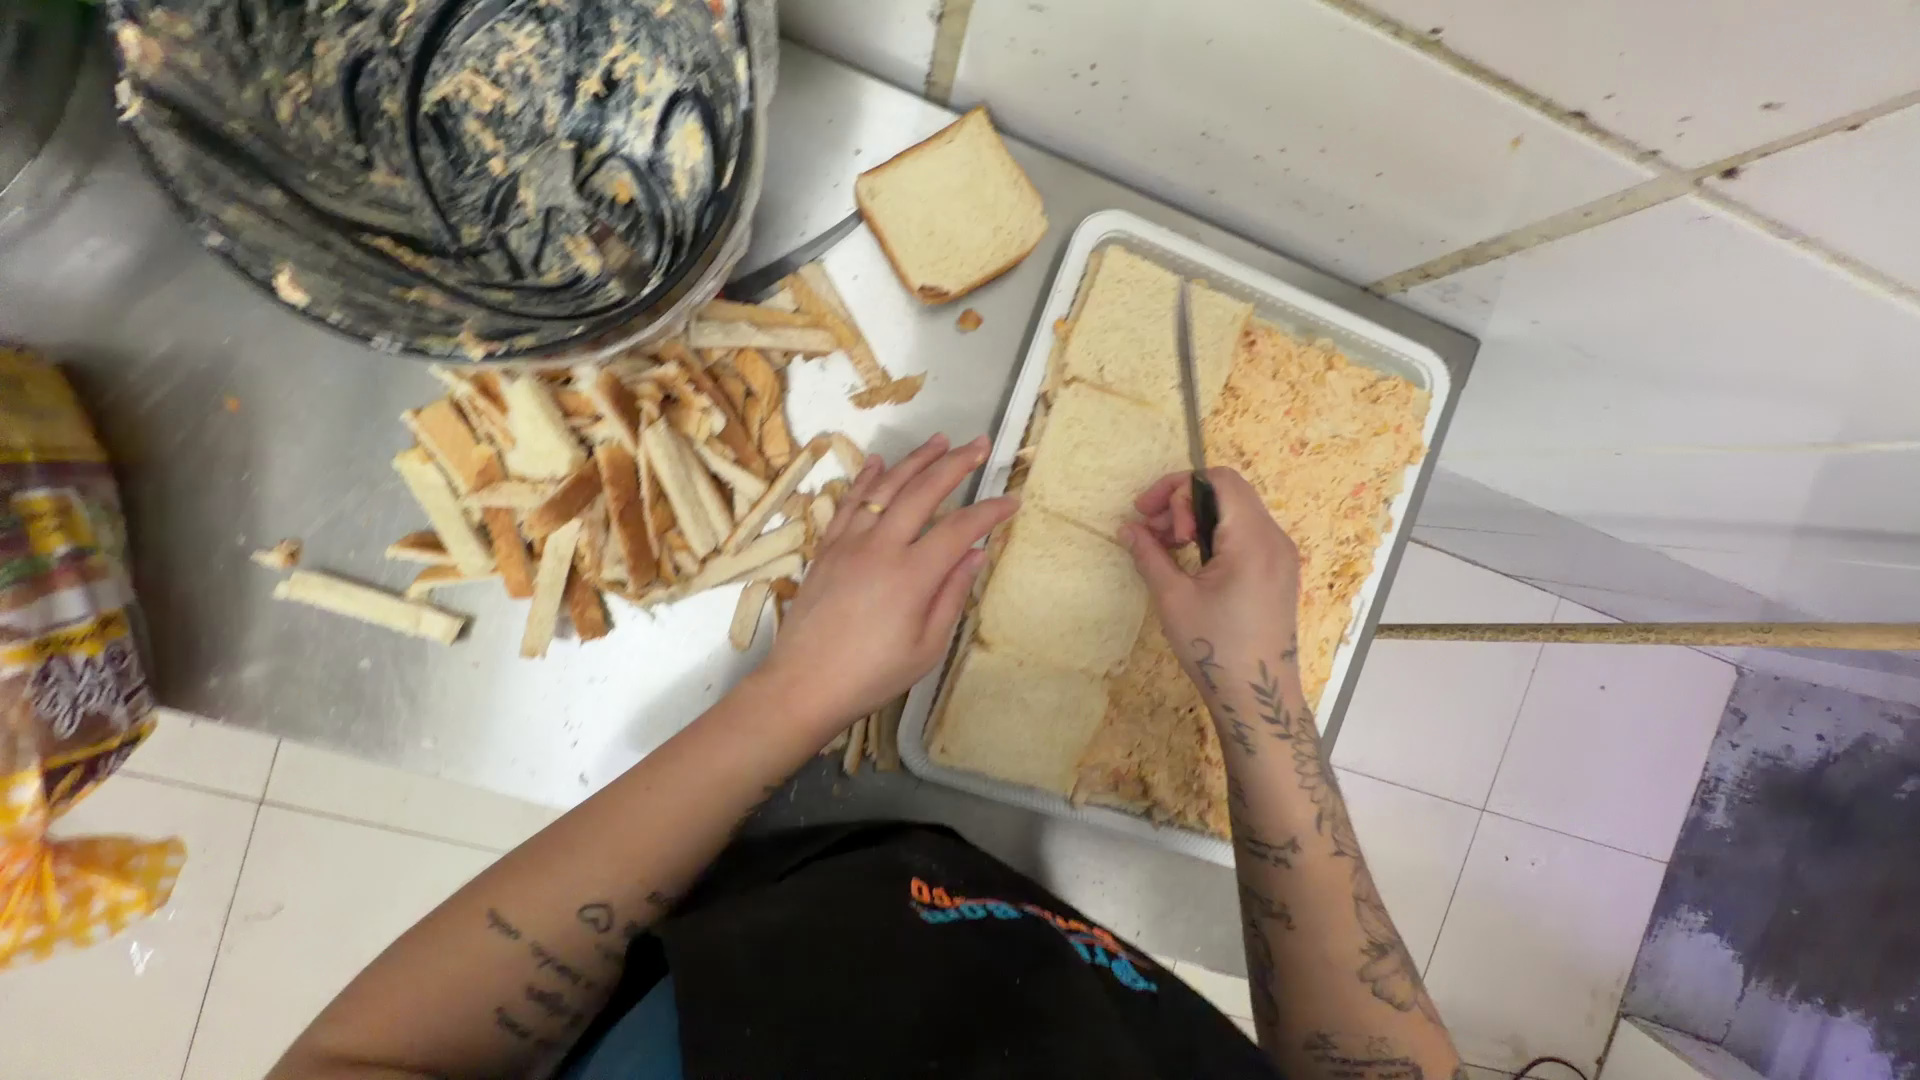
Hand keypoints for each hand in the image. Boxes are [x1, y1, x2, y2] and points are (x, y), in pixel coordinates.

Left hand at [757, 434, 1018, 739]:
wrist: (803, 685)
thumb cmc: (872, 675)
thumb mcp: (927, 647)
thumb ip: (952, 595)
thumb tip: (975, 553)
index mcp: (913, 575)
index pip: (961, 529)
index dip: (990, 511)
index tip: (1012, 500)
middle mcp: (881, 547)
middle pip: (924, 491)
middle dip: (956, 463)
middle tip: (980, 445)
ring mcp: (849, 543)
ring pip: (886, 488)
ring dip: (915, 460)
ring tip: (939, 440)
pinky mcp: (827, 548)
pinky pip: (849, 502)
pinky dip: (866, 478)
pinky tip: (878, 462)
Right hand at [1117, 468, 1301, 705]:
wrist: (1258, 697)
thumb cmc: (1214, 646)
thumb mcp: (1173, 598)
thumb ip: (1149, 555)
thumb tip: (1127, 528)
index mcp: (1253, 539)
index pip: (1219, 480)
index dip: (1176, 485)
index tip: (1146, 513)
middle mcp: (1275, 539)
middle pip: (1228, 492)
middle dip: (1182, 501)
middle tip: (1150, 531)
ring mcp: (1281, 556)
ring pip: (1236, 512)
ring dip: (1196, 518)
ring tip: (1165, 546)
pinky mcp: (1278, 572)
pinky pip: (1245, 534)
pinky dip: (1214, 535)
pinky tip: (1190, 560)